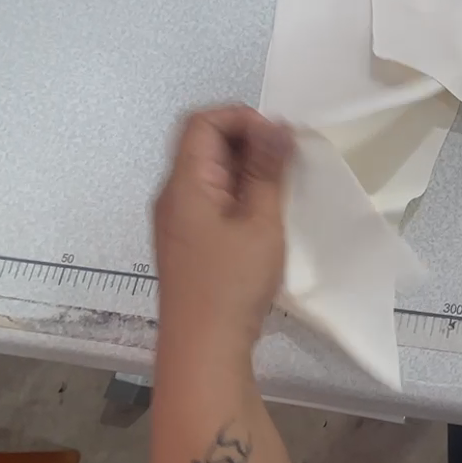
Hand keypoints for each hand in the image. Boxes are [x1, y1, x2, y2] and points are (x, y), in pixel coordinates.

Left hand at [153, 106, 293, 351]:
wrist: (204, 344)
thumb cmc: (233, 282)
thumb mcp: (261, 222)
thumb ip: (267, 171)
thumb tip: (276, 126)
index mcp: (184, 183)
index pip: (202, 122)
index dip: (242, 118)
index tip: (281, 139)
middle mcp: (173, 194)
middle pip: (203, 143)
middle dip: (248, 141)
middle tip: (289, 162)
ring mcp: (178, 218)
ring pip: (210, 172)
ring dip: (247, 169)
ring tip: (282, 188)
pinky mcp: (189, 239)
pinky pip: (212, 198)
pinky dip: (240, 193)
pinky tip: (265, 214)